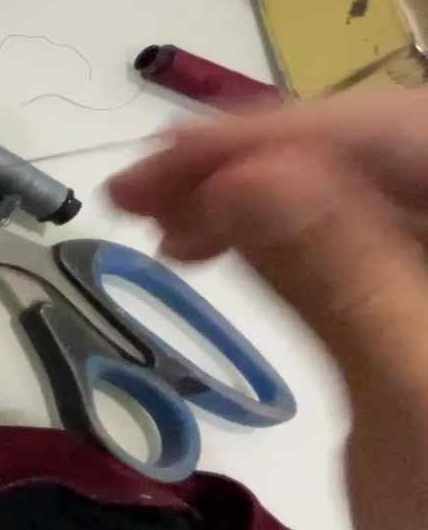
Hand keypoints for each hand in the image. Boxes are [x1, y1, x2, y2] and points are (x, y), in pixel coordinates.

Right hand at [109, 89, 427, 529]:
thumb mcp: (423, 395)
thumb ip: (343, 278)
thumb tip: (247, 177)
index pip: (410, 136)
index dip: (280, 134)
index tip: (157, 162)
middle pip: (378, 150)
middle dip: (246, 158)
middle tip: (130, 192)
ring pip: (346, 183)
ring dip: (238, 188)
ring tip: (152, 217)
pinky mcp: (419, 294)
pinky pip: (335, 229)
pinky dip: (257, 224)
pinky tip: (206, 239)